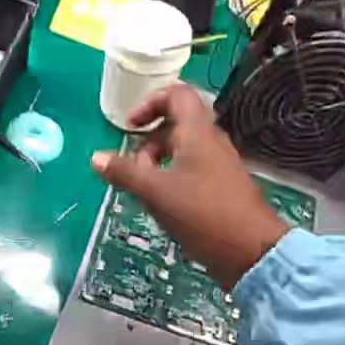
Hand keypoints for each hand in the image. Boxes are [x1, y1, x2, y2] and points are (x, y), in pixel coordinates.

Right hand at [90, 84, 288, 289]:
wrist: (249, 250)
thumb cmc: (201, 213)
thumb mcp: (155, 192)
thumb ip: (124, 172)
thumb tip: (96, 158)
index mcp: (197, 133)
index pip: (177, 95)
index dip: (150, 103)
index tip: (130, 126)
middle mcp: (211, 142)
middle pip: (176, 125)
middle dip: (149, 143)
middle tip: (134, 169)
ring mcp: (219, 165)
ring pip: (183, 150)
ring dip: (158, 164)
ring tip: (146, 191)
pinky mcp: (222, 187)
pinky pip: (192, 171)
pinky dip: (172, 179)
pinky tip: (164, 205)